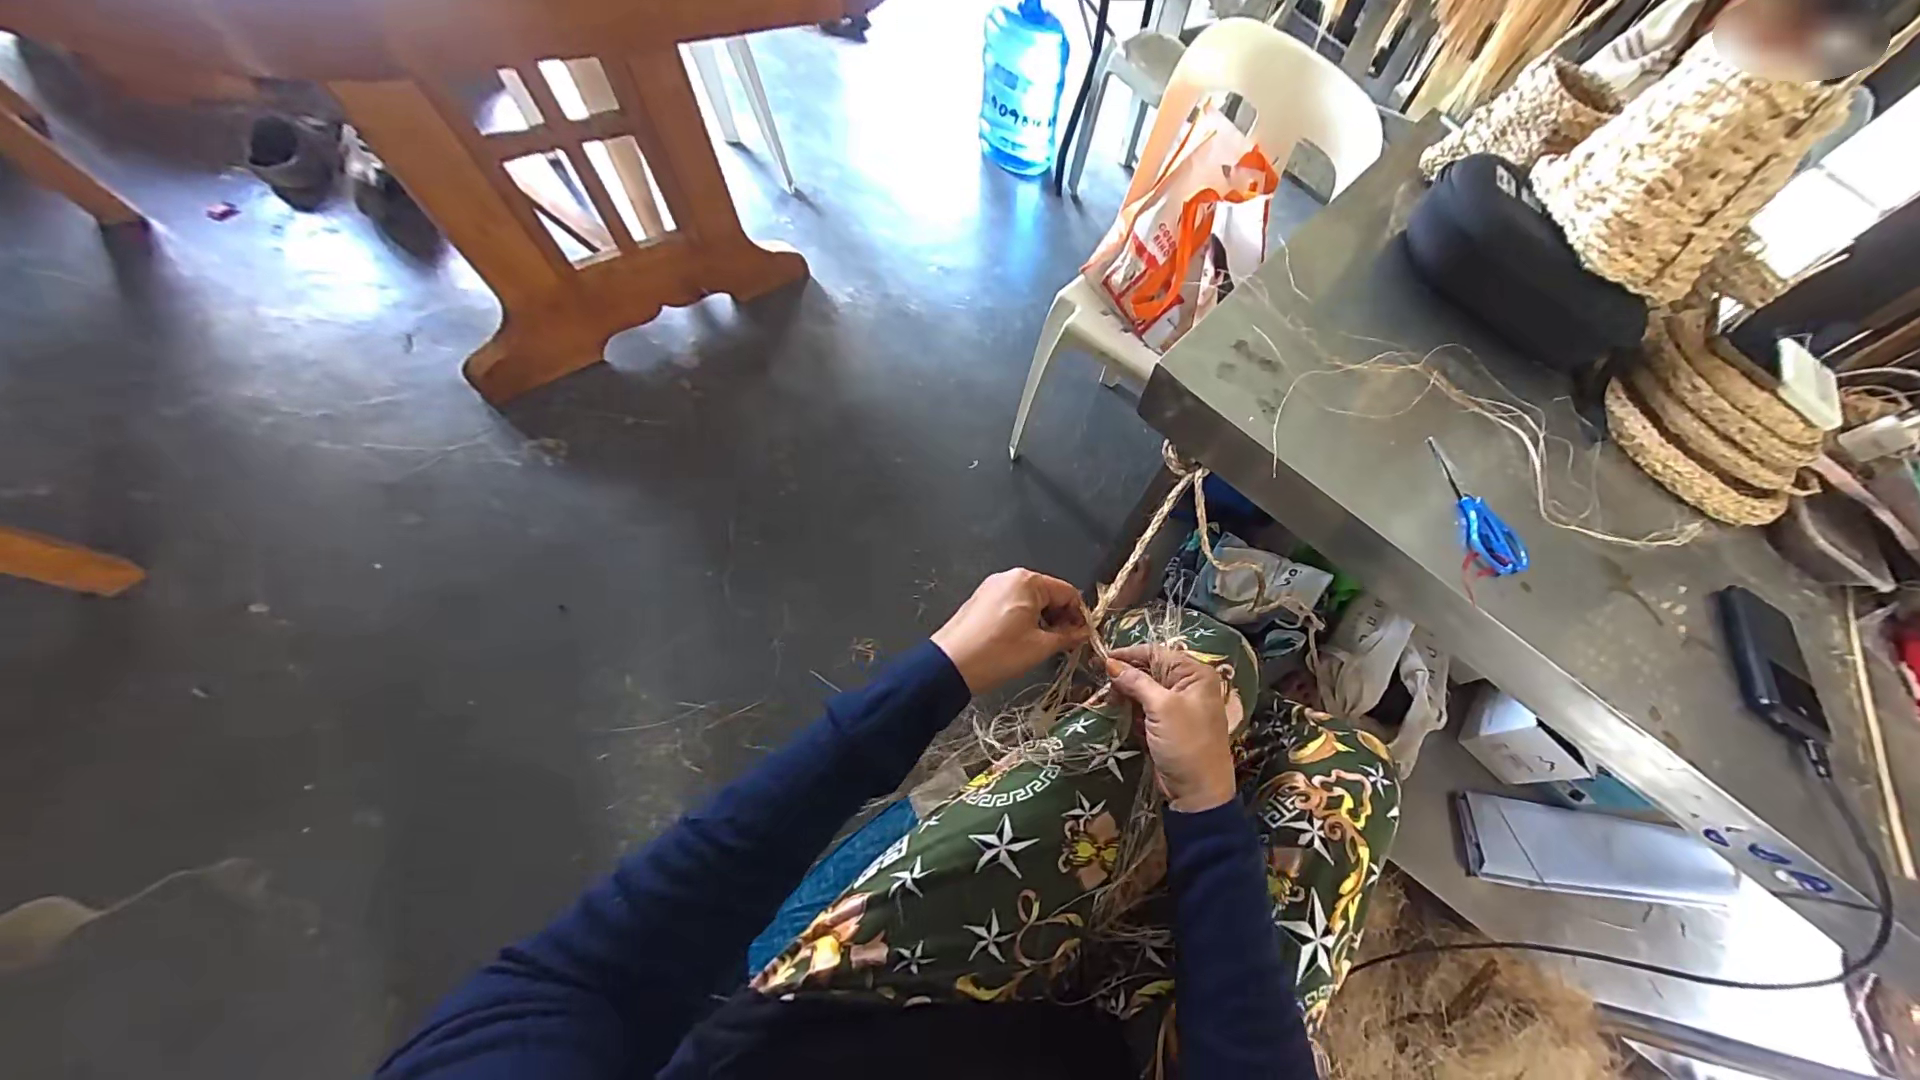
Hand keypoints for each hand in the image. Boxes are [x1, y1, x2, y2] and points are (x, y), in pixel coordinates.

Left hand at [932, 569, 1088, 693]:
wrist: (950, 666)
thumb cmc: (997, 654)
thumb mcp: (1040, 647)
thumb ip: (1067, 636)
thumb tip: (1082, 633)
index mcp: (1027, 581)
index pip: (1068, 592)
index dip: (1079, 616)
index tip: (1083, 637)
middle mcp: (1009, 577)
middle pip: (1049, 594)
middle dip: (1060, 618)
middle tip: (1066, 644)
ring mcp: (992, 588)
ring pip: (1030, 600)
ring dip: (1043, 620)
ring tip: (1044, 646)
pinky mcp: (981, 601)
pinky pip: (1012, 605)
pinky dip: (1024, 620)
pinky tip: (1023, 641)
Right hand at [1105, 646, 1235, 812]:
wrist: (1198, 792)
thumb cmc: (1186, 744)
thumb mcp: (1161, 708)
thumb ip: (1136, 681)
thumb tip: (1110, 662)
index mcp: (1195, 673)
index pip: (1156, 652)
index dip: (1128, 654)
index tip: (1101, 658)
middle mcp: (1188, 684)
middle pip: (1148, 669)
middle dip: (1126, 676)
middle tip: (1104, 684)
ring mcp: (1178, 703)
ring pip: (1143, 688)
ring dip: (1126, 694)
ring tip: (1111, 701)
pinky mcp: (1168, 721)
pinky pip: (1145, 706)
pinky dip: (1132, 709)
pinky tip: (1122, 714)